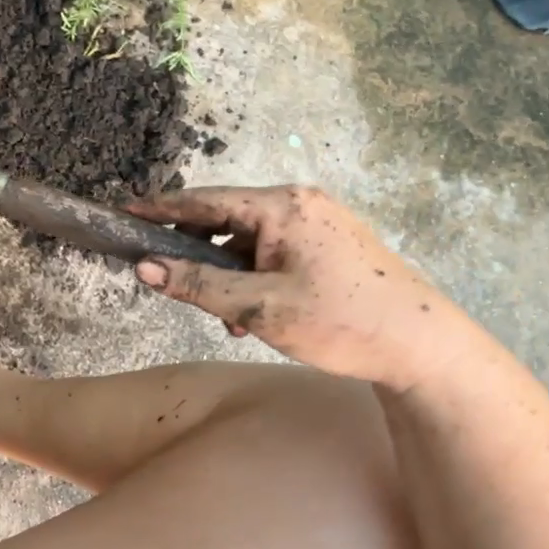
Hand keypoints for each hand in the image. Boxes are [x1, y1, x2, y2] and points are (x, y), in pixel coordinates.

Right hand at [127, 185, 471, 389]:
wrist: (425, 348)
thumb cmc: (339, 322)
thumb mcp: (256, 306)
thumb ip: (196, 283)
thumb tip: (143, 266)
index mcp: (283, 207)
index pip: (203, 200)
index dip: (159, 208)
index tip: (123, 212)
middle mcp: (300, 203)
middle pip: (223, 216)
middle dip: (193, 250)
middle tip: (169, 281)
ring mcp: (318, 222)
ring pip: (245, 238)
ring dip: (222, 270)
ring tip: (221, 314)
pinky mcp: (329, 243)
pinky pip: (270, 250)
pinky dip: (249, 274)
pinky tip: (249, 311)